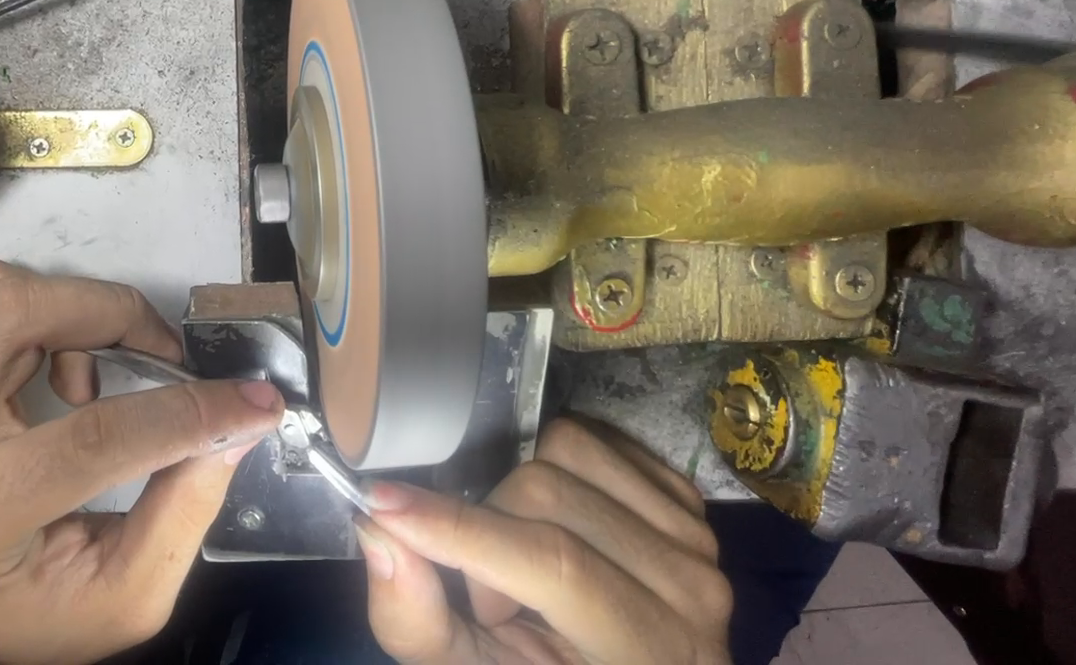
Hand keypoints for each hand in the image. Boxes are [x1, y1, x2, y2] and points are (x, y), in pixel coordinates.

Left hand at [0, 262, 285, 664]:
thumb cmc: (40, 614)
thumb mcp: (128, 594)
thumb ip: (186, 506)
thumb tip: (243, 417)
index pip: (95, 437)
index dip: (188, 410)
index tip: (253, 400)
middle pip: (17, 312)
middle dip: (111, 313)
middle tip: (162, 352)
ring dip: (64, 311)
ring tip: (91, 376)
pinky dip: (10, 297)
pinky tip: (42, 346)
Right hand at [355, 417, 731, 664]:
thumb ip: (418, 625)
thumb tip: (379, 533)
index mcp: (649, 656)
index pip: (553, 565)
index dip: (460, 529)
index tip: (380, 502)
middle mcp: (693, 593)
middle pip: (548, 492)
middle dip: (484, 527)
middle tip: (487, 588)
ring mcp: (696, 538)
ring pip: (568, 445)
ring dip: (514, 489)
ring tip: (521, 553)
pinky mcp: (683, 496)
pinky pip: (593, 433)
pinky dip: (548, 459)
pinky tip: (552, 516)